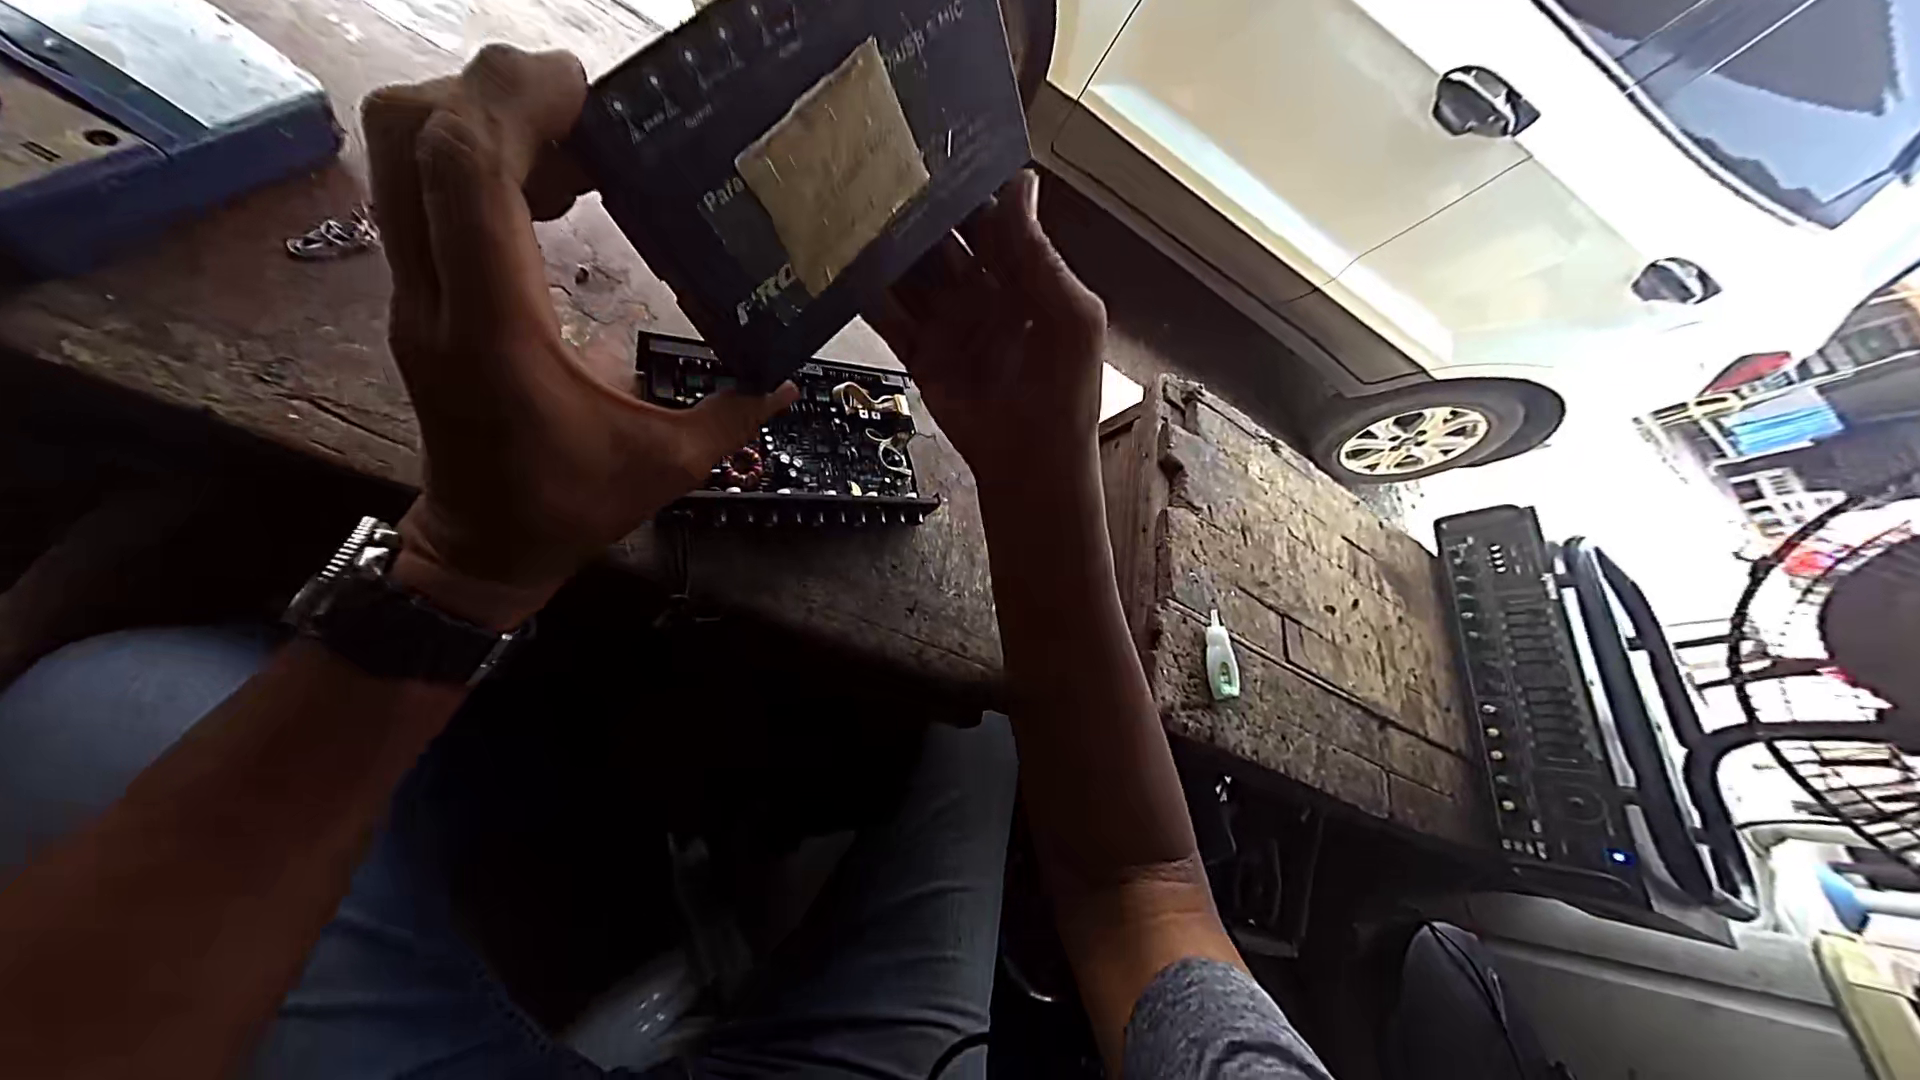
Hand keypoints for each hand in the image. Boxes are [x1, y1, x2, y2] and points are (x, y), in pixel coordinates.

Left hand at [362, 46, 796, 627]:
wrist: (486, 544)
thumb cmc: (575, 507)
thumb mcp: (672, 467)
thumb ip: (734, 416)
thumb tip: (790, 379)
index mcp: (501, 335)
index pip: (467, 179)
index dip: (511, 104)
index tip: (581, 85)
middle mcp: (439, 299)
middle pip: (409, 136)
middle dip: (490, 94)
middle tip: (581, 110)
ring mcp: (417, 295)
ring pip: (402, 157)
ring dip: (482, 125)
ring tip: (573, 150)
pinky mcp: (421, 298)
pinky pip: (425, 197)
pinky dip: (477, 166)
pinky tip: (547, 194)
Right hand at [868, 171, 1106, 497]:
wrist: (1031, 462)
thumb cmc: (1065, 392)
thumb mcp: (1070, 316)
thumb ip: (1042, 256)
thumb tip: (1022, 183)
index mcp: (1024, 280)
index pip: (990, 223)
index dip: (966, 189)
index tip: (934, 149)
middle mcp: (981, 295)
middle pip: (942, 243)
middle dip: (916, 213)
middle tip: (878, 167)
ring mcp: (948, 325)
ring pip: (910, 275)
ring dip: (886, 247)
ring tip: (851, 206)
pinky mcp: (920, 354)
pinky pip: (889, 317)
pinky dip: (867, 294)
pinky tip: (843, 265)